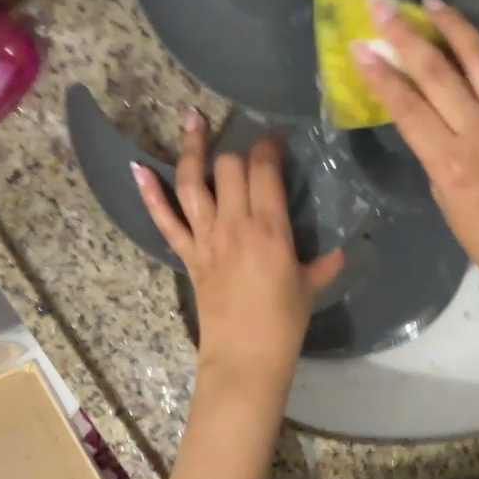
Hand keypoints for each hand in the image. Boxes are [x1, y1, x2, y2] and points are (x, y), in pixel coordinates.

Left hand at [133, 110, 345, 380]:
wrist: (246, 357)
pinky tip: (138, 168)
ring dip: (191, 149)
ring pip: (192, 182)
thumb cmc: (284, 325)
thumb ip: (324, 264)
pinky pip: (165, 220)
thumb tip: (341, 250)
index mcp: (270, 230)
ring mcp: (206, 238)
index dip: (268, 147)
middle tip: (247, 149)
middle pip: (229, 167)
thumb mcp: (310, 289)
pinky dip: (149, 194)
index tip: (274, 139)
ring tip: (193, 121)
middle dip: (239, 150)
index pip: (264, 171)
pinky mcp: (188, 255)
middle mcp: (235, 225)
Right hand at [351, 0, 478, 281]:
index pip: (408, 105)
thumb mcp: (444, 198)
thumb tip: (425, 115)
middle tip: (381, 8)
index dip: (381, 73)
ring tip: (428, 4)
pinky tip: (464, 39)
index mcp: (452, 163)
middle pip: (437, 71)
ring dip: (450, 25)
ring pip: (476, 57)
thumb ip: (434, 152)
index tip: (359, 46)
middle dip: (405, 36)